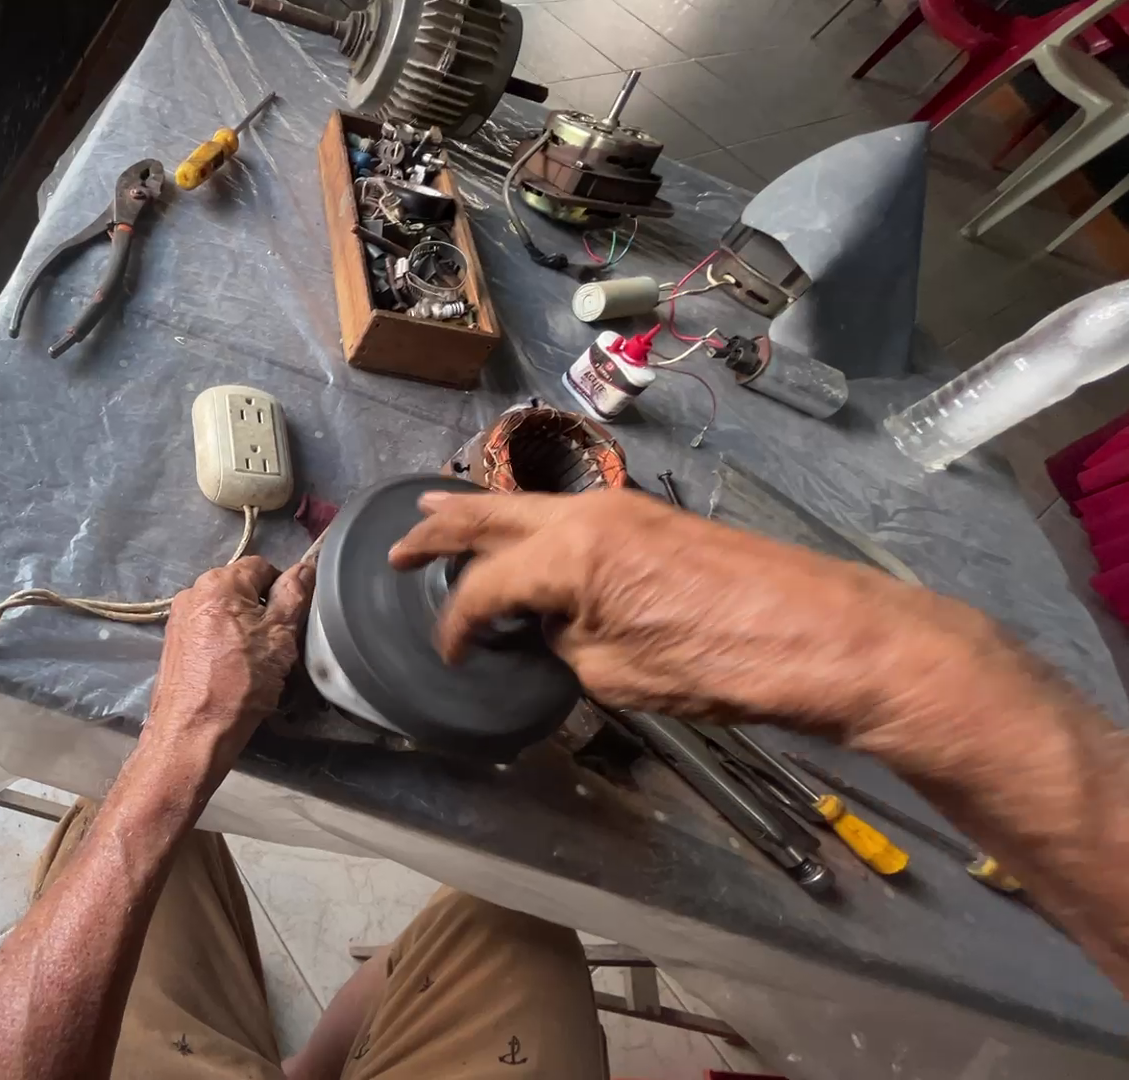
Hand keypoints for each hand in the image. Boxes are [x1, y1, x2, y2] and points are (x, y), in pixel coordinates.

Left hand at [142, 555, 315, 786]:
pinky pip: (208, 630)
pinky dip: (224, 642)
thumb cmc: (240, 684)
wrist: (192, 732)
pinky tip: (231, 670)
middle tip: (276, 646)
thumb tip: (306, 566)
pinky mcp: (173, 642)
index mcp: (218, 582)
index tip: (290, 621)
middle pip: (241, 588)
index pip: (263, 567)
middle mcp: (192, 592)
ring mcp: (179, 617)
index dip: (283, 589)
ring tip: (254, 662)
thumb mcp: (280, 637)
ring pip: (225, 611)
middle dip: (262, 610)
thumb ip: (294, 595)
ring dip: (243, 628)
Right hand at [385, 487, 1013, 737]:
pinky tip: (517, 534)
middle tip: (400, 544)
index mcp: (568, 555)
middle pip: (488, 516)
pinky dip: (525, 524)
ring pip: (526, 506)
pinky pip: (565, 516)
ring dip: (479, 515)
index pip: (484, 588)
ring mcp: (620, 510)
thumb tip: (554, 624)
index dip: (456, 625)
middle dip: (438, 530)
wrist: (842, 640)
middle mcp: (585, 515)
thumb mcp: (615, 673)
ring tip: (437, 513)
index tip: (449, 654)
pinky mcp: (649, 519)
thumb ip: (563, 639)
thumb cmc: (723, 665)